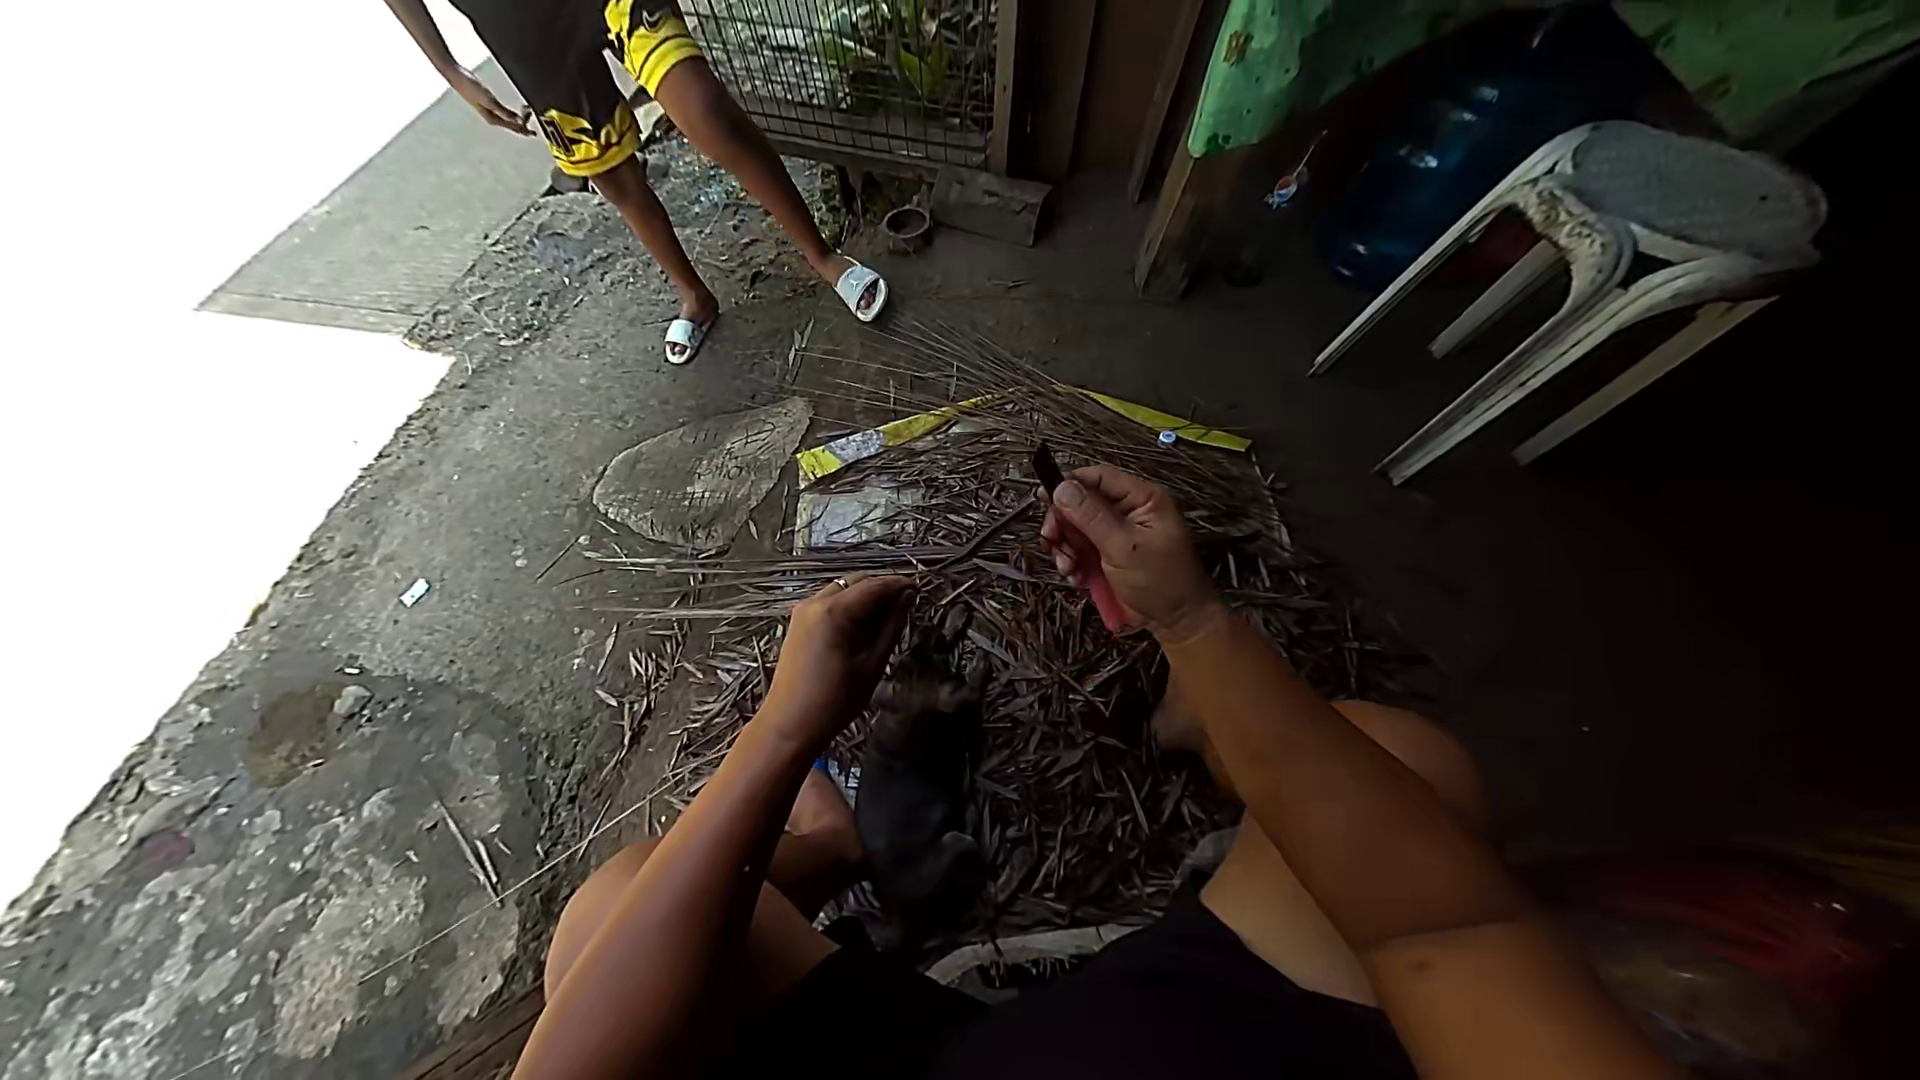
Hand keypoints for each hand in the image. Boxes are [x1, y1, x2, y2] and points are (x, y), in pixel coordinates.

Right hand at [447, 67, 531, 133]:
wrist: (456, 74)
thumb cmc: (470, 86)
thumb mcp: (489, 100)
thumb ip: (504, 112)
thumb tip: (518, 121)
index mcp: (493, 120)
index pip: (514, 127)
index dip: (525, 126)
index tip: (532, 120)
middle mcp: (494, 119)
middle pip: (514, 125)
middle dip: (524, 122)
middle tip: (531, 112)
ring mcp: (492, 112)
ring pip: (512, 119)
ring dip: (521, 116)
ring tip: (527, 110)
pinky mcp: (491, 105)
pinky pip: (508, 113)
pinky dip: (515, 112)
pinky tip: (521, 109)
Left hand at [761, 574, 915, 747]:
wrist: (789, 725)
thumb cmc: (835, 701)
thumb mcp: (872, 664)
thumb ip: (891, 626)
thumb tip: (908, 597)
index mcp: (835, 611)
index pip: (874, 586)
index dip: (899, 584)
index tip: (919, 587)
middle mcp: (816, 602)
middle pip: (856, 581)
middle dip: (882, 586)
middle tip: (906, 601)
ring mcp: (803, 611)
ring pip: (842, 588)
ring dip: (865, 594)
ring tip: (888, 613)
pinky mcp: (798, 622)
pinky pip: (829, 601)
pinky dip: (849, 603)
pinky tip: (864, 622)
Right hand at [1039, 466, 1222, 643]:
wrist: (1175, 621)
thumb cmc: (1160, 582)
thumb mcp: (1123, 547)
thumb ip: (1091, 516)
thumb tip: (1062, 487)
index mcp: (1141, 499)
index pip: (1098, 477)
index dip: (1069, 484)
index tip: (1044, 497)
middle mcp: (1127, 511)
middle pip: (1081, 502)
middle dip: (1064, 523)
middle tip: (1052, 540)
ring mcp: (1115, 533)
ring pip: (1075, 527)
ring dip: (1065, 547)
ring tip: (1069, 567)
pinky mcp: (1106, 553)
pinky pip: (1079, 549)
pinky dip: (1072, 562)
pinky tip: (1077, 576)